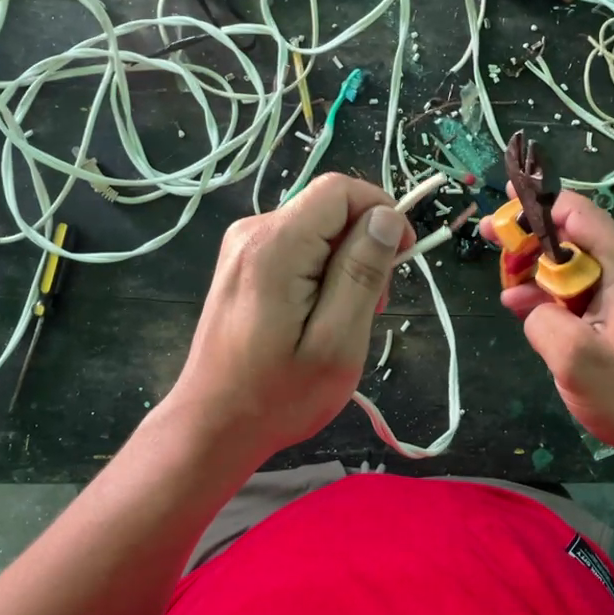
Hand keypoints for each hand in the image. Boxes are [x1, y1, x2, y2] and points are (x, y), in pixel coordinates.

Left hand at [165, 174, 414, 462]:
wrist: (212, 425)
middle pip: (328, 207)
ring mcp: (243, 246)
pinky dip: (322, 270)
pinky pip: (298, 245)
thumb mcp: (337, 342)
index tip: (401, 258)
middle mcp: (253, 231)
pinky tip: (321, 314)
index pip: (339, 189)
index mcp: (275, 245)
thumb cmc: (278, 395)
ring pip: (317, 227)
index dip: (380, 211)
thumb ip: (361, 273)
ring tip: (348, 317)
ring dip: (345, 261)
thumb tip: (384, 216)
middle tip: (374, 304)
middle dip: (364, 244)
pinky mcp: (242, 262)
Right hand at [481, 190, 613, 468]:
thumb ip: (540, 318)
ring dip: (539, 273)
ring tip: (509, 295)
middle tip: (494, 255)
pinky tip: (531, 314)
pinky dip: (555, 296)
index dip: (532, 209)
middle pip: (572, 235)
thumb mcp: (575, 359)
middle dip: (529, 241)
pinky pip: (585, 292)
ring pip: (575, 265)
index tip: (497, 224)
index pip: (575, 211)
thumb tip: (524, 300)